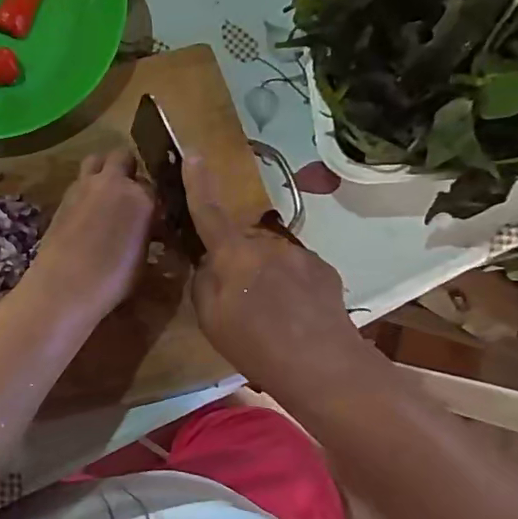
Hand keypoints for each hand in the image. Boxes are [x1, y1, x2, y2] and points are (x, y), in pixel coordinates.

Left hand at [22, 149, 154, 320]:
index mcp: (142, 198)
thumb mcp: (143, 259)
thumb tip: (148, 230)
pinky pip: (79, 180)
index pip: (155, 186)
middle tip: (131, 195)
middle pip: (124, 158)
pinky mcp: (63, 196)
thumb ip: (147, 234)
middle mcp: (114, 183)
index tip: (153, 217)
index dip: (154, 201)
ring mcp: (84, 186)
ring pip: (97, 160)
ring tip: (107, 194)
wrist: (63, 286)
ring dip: (104, 170)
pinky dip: (87, 187)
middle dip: (129, 171)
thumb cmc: (112, 280)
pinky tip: (88, 211)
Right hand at [184, 155, 358, 388]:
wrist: (323, 366)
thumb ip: (204, 282)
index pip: (208, 211)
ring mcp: (300, 255)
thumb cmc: (255, 345)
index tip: (194, 152)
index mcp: (234, 254)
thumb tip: (210, 263)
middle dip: (234, 260)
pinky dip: (288, 285)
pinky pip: (294, 270)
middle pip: (240, 243)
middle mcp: (267, 244)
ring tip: (269, 316)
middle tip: (235, 300)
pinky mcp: (324, 270)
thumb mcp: (210, 318)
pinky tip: (294, 316)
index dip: (197, 183)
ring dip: (263, 275)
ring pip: (268, 257)